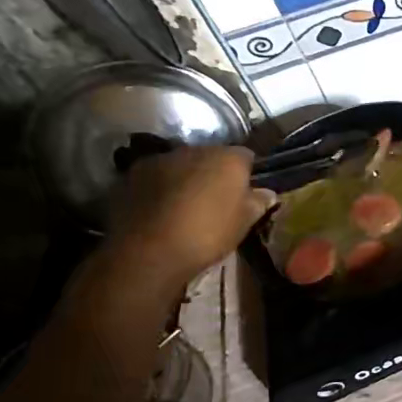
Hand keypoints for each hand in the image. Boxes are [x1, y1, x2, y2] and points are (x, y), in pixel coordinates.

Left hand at [104, 146, 276, 286]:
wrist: (148, 251)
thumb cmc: (206, 235)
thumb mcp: (243, 224)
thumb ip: (257, 203)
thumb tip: (267, 193)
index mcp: (228, 158)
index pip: (246, 157)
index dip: (245, 174)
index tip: (243, 194)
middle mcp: (196, 149)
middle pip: (211, 157)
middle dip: (213, 173)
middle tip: (213, 201)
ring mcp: (162, 158)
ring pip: (181, 164)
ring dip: (185, 178)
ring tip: (183, 207)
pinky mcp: (134, 173)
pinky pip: (156, 176)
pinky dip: (159, 187)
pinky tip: (159, 210)